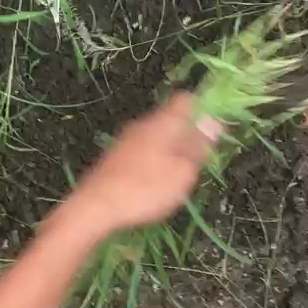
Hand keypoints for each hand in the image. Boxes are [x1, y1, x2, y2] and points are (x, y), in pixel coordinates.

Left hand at [53, 93, 220, 237]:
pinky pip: (139, 153)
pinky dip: (149, 164)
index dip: (203, 110)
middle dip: (185, 137)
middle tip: (193, 164)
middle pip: (170, 119)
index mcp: (163, 122)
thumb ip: (198, 146)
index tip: (210, 133)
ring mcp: (124, 141)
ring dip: (167, 153)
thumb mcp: (183, 171)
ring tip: (172, 180)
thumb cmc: (144, 190)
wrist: (93, 207)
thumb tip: (213, 122)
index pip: (186, 99)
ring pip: (154, 137)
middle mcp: (141, 124)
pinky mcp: (112, 158)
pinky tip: (149, 186)